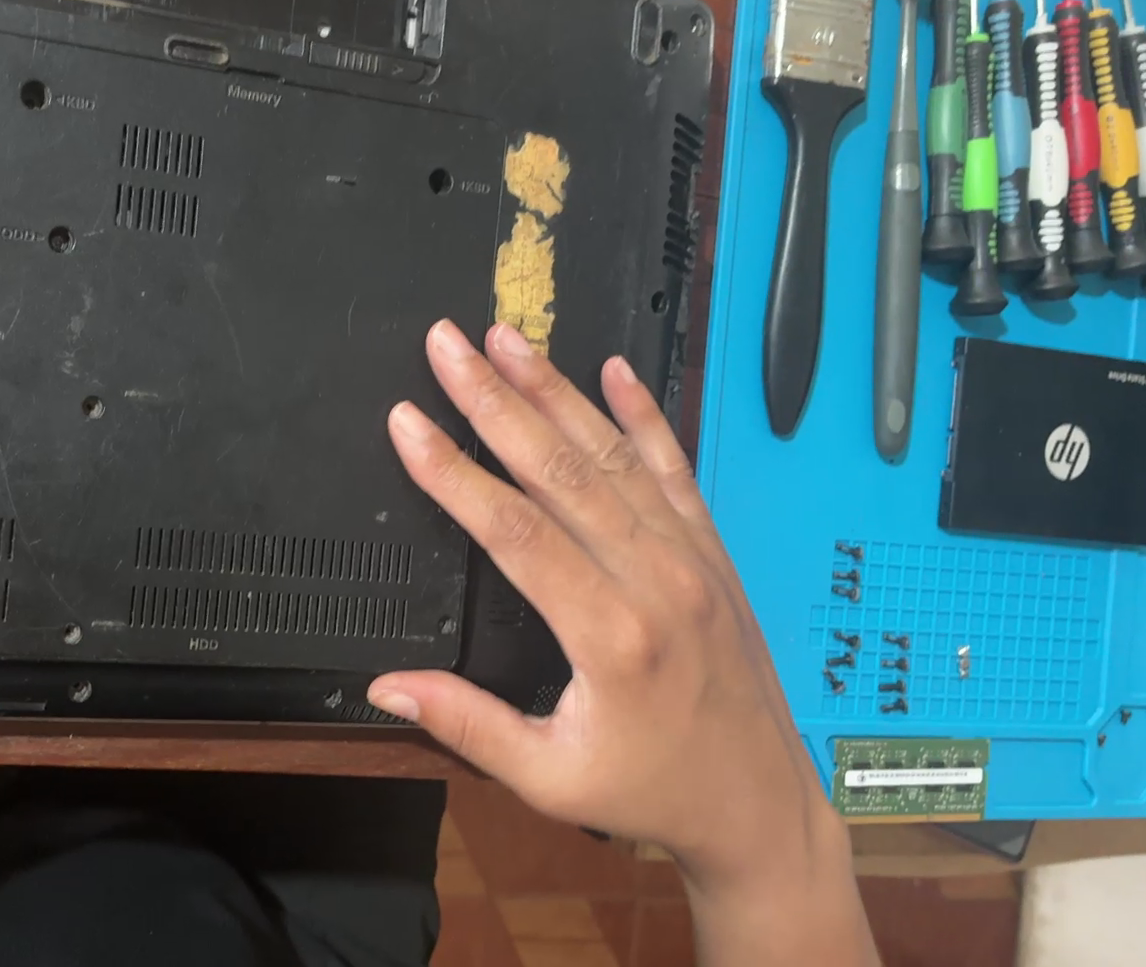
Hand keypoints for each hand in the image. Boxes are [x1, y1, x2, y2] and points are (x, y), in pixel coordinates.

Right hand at [369, 321, 873, 962]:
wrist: (761, 807)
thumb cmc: (649, 793)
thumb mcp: (548, 778)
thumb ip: (466, 723)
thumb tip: (384, 686)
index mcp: (609, 633)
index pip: (513, 531)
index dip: (453, 471)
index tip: (407, 420)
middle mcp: (654, 577)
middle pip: (560, 469)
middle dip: (494, 399)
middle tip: (447, 344)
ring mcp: (690, 555)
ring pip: (612, 455)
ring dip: (555, 390)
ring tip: (506, 338)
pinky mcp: (711, 549)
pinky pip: (675, 468)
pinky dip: (643, 416)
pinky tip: (614, 370)